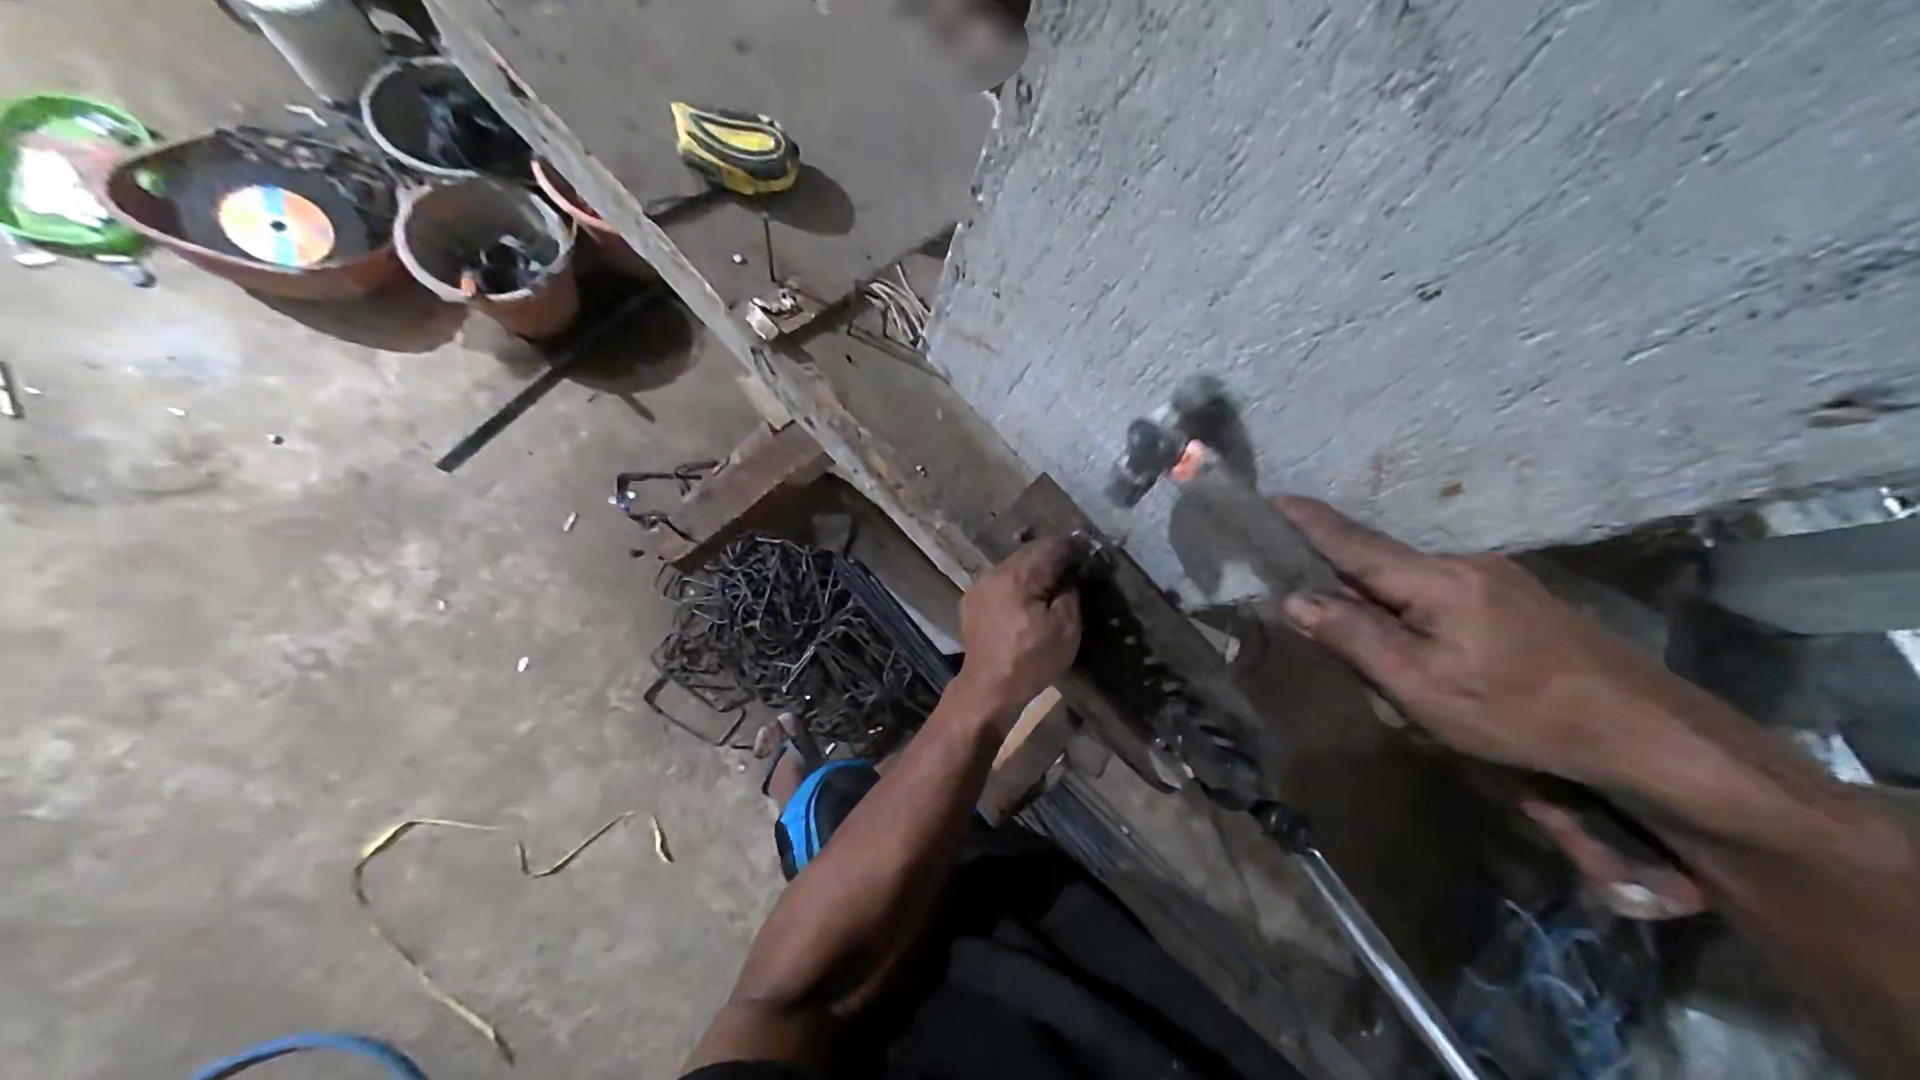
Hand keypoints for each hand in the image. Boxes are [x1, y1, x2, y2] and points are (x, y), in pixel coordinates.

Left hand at [955, 537, 1082, 720]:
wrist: (989, 688)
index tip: (1088, 556)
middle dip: (1051, 559)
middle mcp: (994, 573)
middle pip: (1028, 553)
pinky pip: (998, 583)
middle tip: (1072, 571)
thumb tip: (1072, 574)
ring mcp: (978, 586)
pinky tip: (1024, 601)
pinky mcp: (970, 601)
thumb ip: (1071, 592)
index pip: (1051, 547)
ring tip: (1049, 586)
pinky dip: (1014, 585)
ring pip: (1012, 567)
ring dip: (1031, 572)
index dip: (1073, 549)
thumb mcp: (1066, 628)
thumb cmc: (1031, 660)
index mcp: (1018, 576)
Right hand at [1276, 497, 1701, 781]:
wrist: (1650, 734)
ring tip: (1395, 680)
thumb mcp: (1419, 685)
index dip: (1309, 523)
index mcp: (1436, 579)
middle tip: (1333, 645)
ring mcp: (1498, 580)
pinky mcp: (1518, 602)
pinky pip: (1442, 603)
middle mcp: (1465, 565)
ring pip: (1411, 591)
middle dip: (1346, 599)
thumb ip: (1353, 637)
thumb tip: (1296, 599)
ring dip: (1385, 623)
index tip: (1273, 499)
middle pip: (1379, 570)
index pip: (1353, 543)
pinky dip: (1417, 627)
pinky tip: (1434, 670)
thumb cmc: (1520, 712)